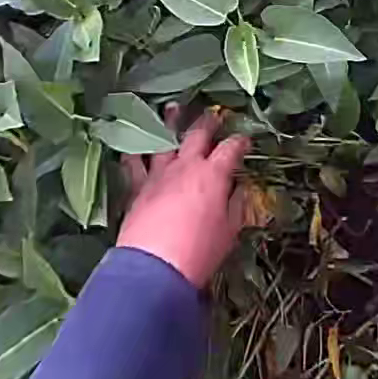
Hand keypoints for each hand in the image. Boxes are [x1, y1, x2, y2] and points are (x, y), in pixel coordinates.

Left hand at [117, 105, 250, 288]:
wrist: (154, 269)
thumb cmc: (199, 251)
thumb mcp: (229, 231)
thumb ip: (236, 205)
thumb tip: (238, 189)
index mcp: (213, 174)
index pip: (231, 149)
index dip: (240, 141)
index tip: (245, 139)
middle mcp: (186, 166)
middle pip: (198, 134)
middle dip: (208, 121)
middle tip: (213, 113)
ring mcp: (159, 174)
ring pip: (164, 140)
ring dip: (170, 123)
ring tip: (172, 108)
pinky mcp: (138, 187)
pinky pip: (134, 164)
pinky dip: (134, 153)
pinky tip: (132, 146)